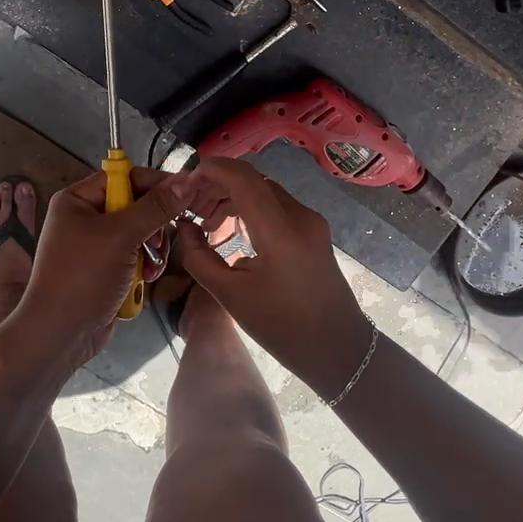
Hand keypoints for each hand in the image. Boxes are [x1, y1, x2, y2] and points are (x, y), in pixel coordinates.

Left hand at [7, 168, 196, 366]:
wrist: (60, 335)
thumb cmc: (83, 277)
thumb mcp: (121, 236)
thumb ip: (156, 207)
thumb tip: (188, 180)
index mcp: (78, 199)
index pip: (124, 177)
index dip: (155, 184)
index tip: (186, 195)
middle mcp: (85, 216)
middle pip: (136, 205)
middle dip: (154, 225)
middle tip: (161, 243)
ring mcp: (95, 244)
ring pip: (140, 232)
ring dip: (152, 249)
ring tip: (152, 268)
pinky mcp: (105, 269)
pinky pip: (135, 255)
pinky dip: (144, 266)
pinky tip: (145, 280)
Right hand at [176, 158, 372, 396]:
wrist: (339, 350)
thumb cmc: (284, 328)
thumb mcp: (232, 297)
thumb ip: (199, 258)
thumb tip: (183, 228)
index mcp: (280, 231)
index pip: (243, 179)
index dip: (212, 170)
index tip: (186, 179)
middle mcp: (299, 216)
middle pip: (253, 181)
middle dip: (219, 185)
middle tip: (192, 206)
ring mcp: (311, 222)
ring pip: (264, 191)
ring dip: (234, 198)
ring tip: (208, 224)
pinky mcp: (314, 231)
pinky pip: (276, 206)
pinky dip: (251, 209)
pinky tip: (233, 232)